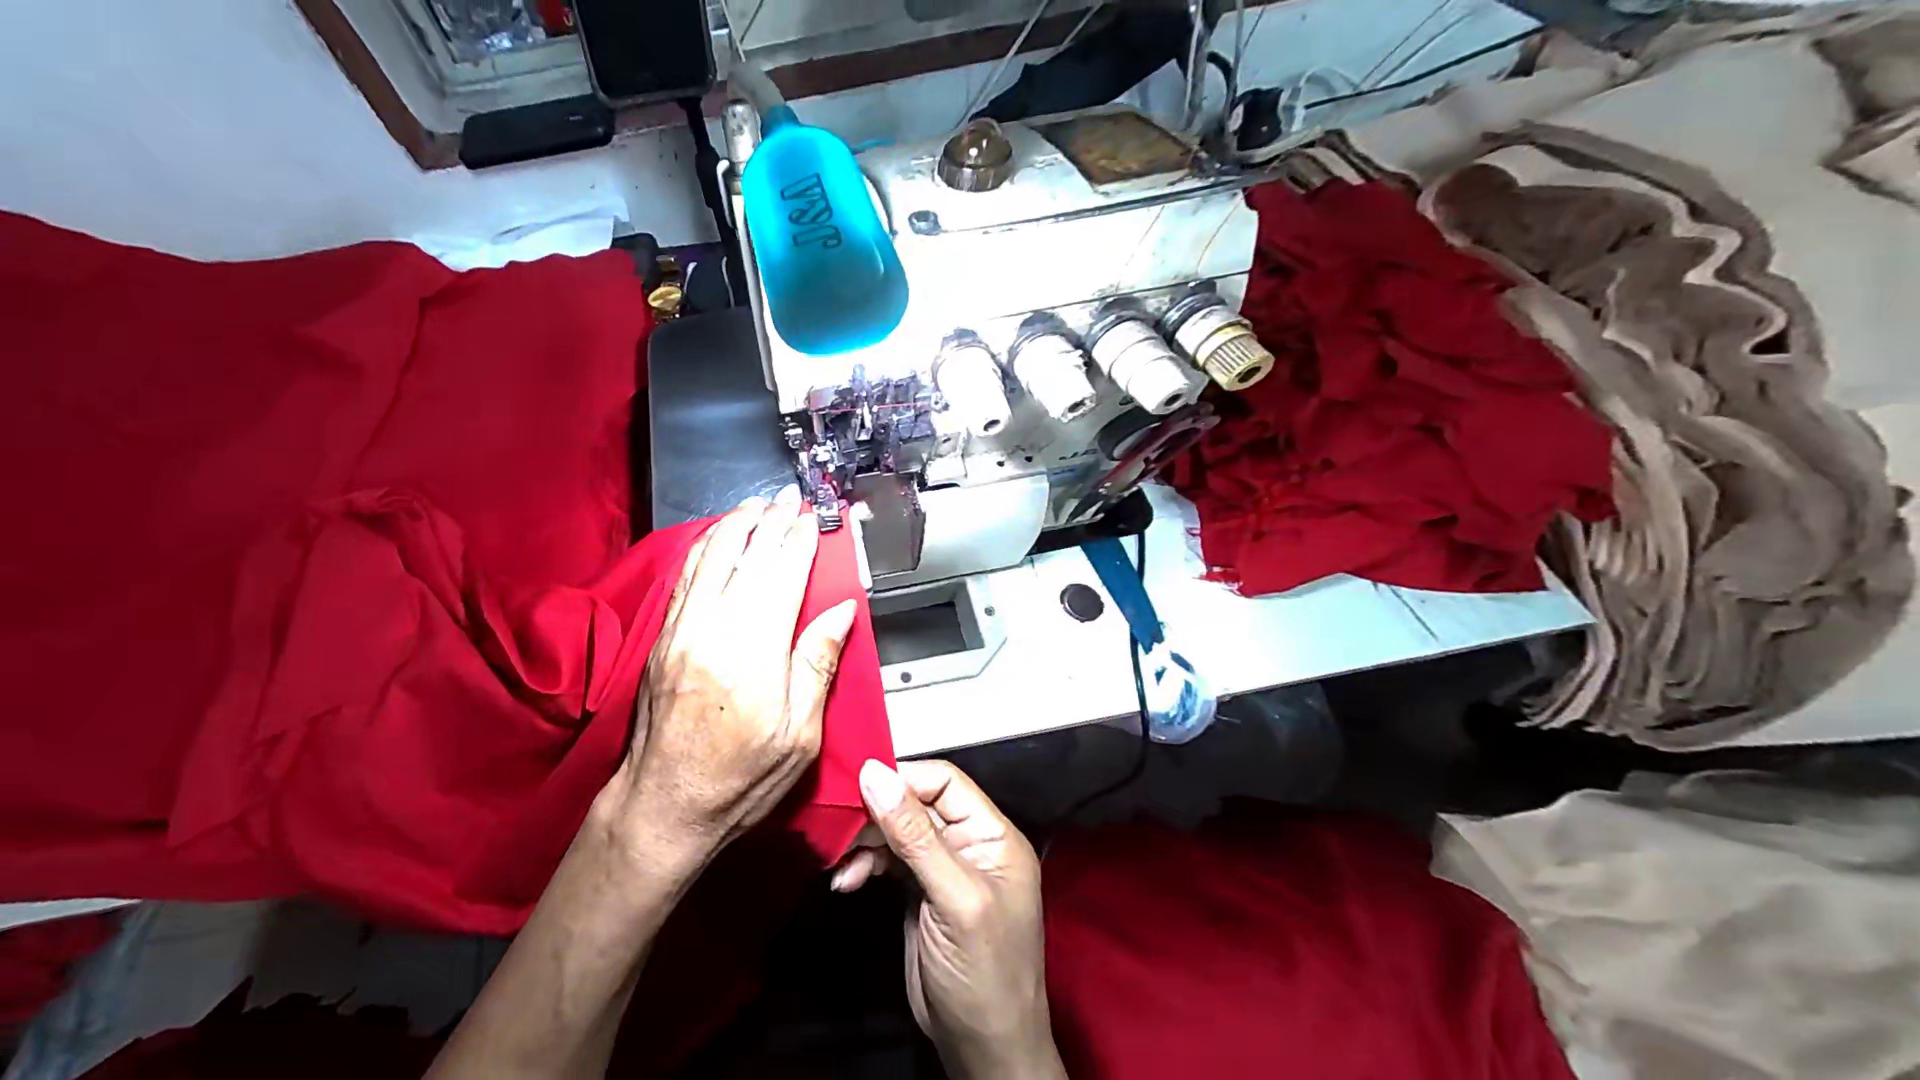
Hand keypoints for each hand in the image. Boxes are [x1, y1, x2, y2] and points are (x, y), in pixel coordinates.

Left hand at [607, 488, 857, 861]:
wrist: (664, 806)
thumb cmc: (739, 779)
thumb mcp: (799, 735)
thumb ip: (817, 665)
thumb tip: (839, 613)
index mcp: (754, 657)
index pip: (782, 578)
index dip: (800, 542)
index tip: (812, 518)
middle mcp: (712, 634)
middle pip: (747, 560)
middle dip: (771, 523)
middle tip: (789, 498)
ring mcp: (680, 634)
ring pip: (710, 561)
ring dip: (735, 526)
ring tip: (755, 505)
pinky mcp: (662, 642)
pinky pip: (685, 580)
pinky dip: (705, 550)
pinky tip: (717, 538)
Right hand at [842, 759, 1064, 1079]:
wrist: (983, 1050)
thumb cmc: (985, 972)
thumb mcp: (955, 899)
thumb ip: (916, 837)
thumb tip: (875, 773)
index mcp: (992, 834)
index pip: (945, 783)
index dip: (903, 778)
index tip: (858, 784)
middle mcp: (969, 843)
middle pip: (916, 805)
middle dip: (877, 814)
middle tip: (840, 829)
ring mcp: (943, 868)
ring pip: (897, 832)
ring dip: (865, 843)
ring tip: (840, 865)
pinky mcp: (920, 893)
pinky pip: (888, 862)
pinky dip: (865, 866)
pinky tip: (847, 881)